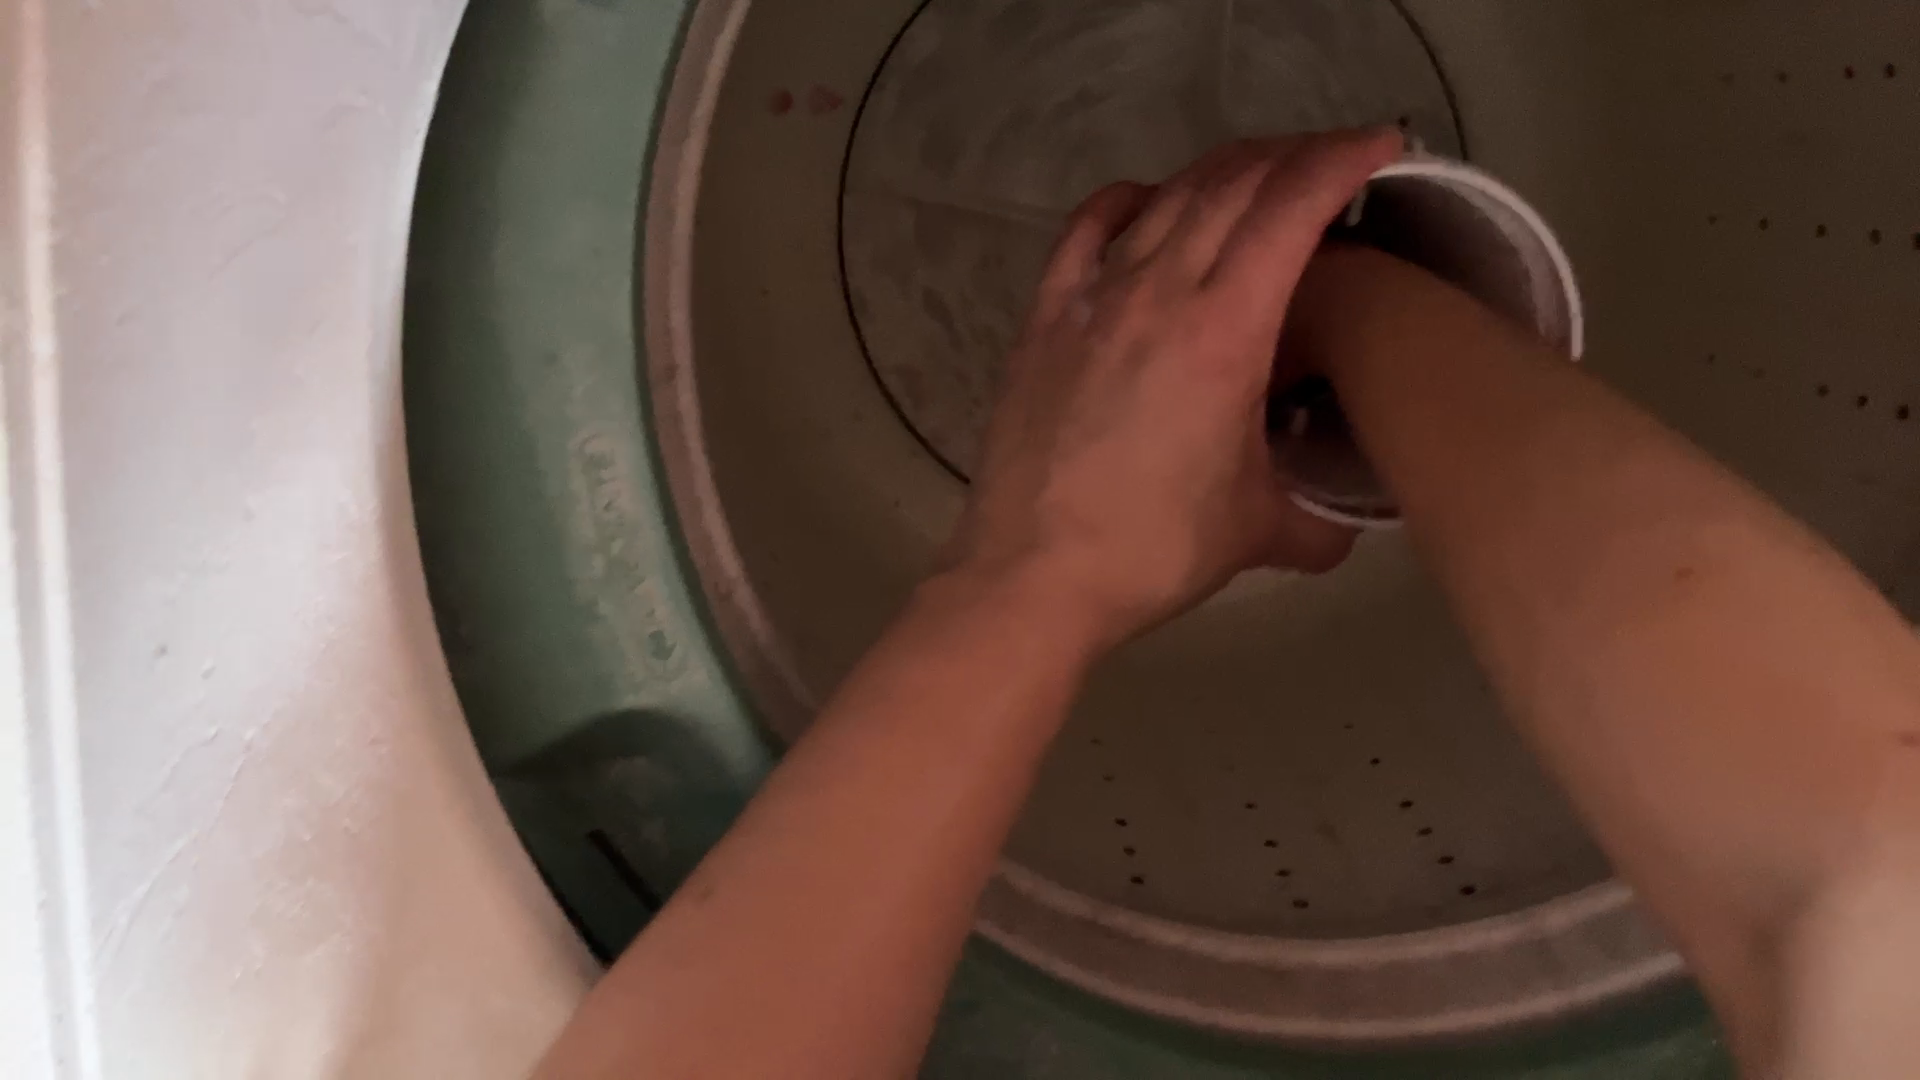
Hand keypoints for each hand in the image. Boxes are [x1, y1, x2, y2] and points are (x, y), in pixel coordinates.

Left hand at [941, 131, 1404, 645]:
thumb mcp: (1256, 533)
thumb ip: (1316, 524)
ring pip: (1162, 201)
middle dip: (1290, 158)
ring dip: (1217, 174)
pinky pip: (1083, 235)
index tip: (1381, 146)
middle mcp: (1156, 295)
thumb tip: (1344, 531)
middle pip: (1230, 186)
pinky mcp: (1041, 324)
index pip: (1292, 206)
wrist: (1034, 572)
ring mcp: (1090, 304)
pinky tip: (1142, 202)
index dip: (1343, 159)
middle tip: (1323, 171)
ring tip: (1251, 181)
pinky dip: (1122, 203)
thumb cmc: (1150, 551)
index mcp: (1223, 331)